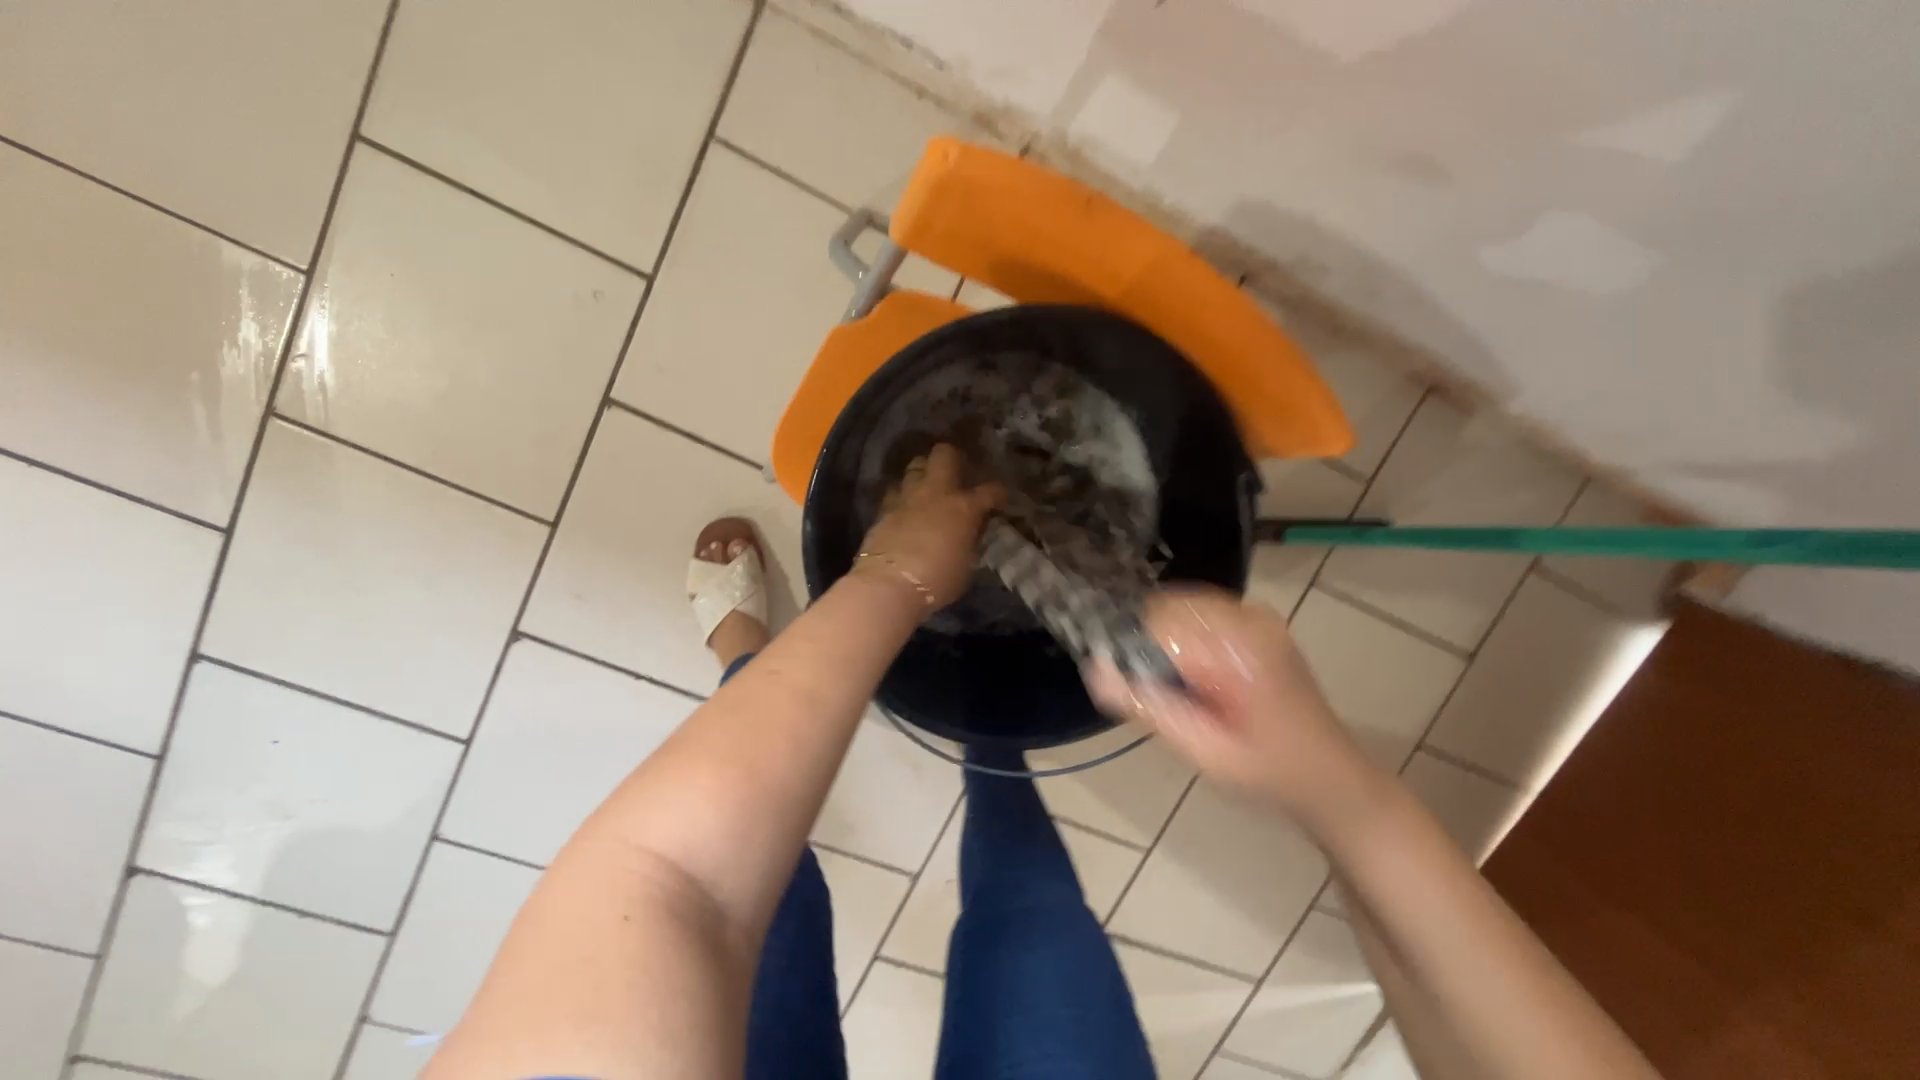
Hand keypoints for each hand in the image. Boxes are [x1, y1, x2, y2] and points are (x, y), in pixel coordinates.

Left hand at [854, 444, 1002, 611]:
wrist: (889, 585)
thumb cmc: (937, 581)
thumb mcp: (967, 565)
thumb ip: (970, 542)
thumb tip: (971, 533)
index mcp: (964, 507)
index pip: (991, 490)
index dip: (999, 492)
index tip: (1001, 498)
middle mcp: (936, 492)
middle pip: (944, 453)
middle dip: (953, 458)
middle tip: (957, 473)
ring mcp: (907, 496)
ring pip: (915, 464)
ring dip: (924, 472)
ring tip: (928, 486)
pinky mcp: (884, 507)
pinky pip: (896, 489)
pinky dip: (903, 494)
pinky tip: (906, 506)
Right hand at [1083, 588, 1381, 822]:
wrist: (1329, 777)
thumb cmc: (1265, 771)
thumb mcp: (1202, 749)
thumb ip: (1150, 706)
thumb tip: (1095, 670)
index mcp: (1239, 648)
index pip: (1159, 621)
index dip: (1130, 646)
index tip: (1119, 679)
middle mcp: (1250, 620)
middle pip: (1170, 607)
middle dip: (1147, 641)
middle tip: (1148, 686)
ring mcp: (1258, 618)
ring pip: (1183, 606)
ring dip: (1164, 637)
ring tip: (1173, 683)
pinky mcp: (1260, 624)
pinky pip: (1203, 613)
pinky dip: (1184, 634)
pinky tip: (1192, 673)